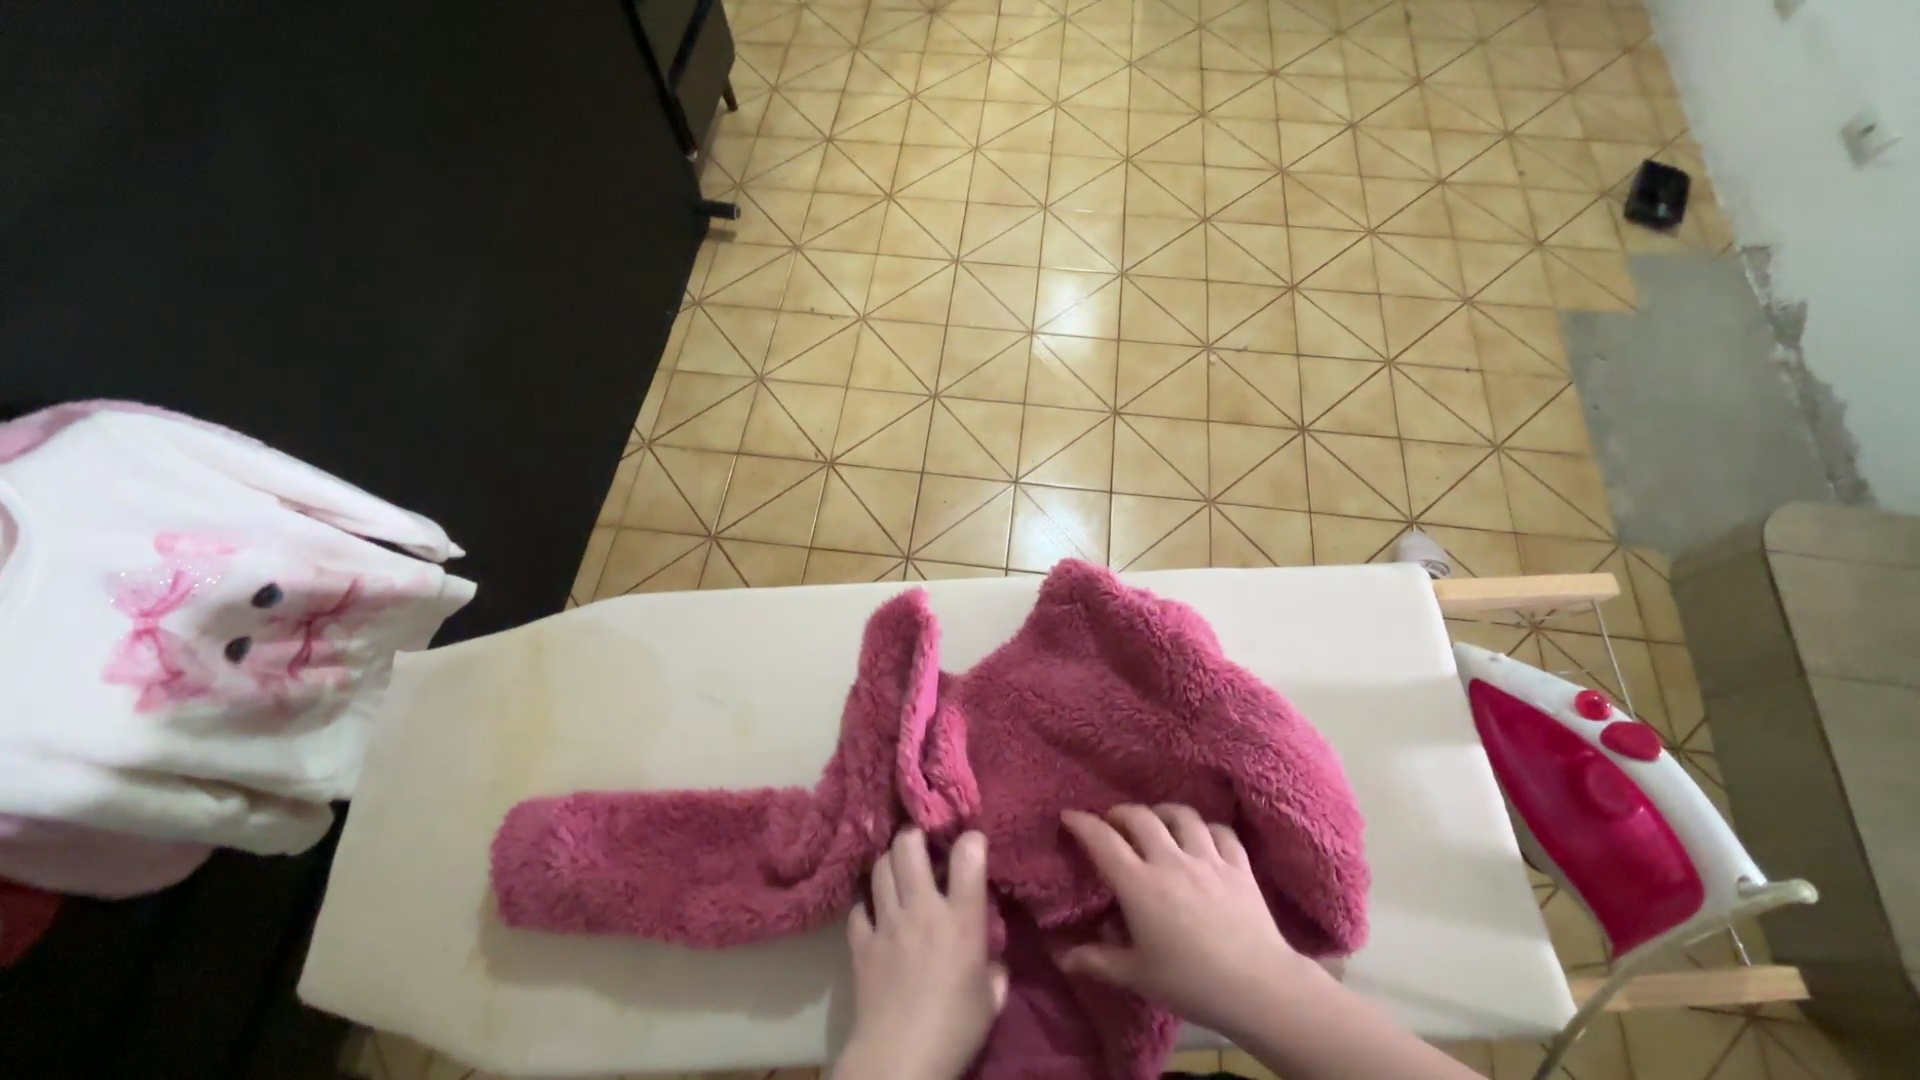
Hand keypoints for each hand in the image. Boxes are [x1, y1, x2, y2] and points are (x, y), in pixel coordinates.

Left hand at [835, 829, 1007, 1079]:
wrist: (899, 1058)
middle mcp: (922, 909)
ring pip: (880, 867)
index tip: (973, 841)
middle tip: (922, 841)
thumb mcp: (990, 1001)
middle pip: (909, 846)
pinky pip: (858, 908)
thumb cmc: (955, 1030)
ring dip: (889, 861)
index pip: (968, 856)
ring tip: (898, 867)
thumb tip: (991, 962)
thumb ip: (994, 971)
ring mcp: (886, 923)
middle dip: (915, 834)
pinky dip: (866, 904)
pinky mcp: (860, 943)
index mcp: (961, 920)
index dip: (972, 840)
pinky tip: (875, 912)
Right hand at [1058, 805, 1323, 1038]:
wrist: (1258, 987)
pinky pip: (1221, 832)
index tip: (1069, 815)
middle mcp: (1171, 861)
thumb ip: (1098, 961)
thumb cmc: (1191, 983)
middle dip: (1120, 813)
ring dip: (1162, 813)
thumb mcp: (1137, 976)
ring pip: (1182, 816)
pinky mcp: (1239, 866)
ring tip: (1156, 821)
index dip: (1082, 823)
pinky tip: (1201, 837)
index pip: (1103, 840)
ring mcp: (1208, 859)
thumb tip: (1062, 958)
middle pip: (1140, 817)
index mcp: (1139, 885)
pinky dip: (1206, 829)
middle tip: (1111, 822)